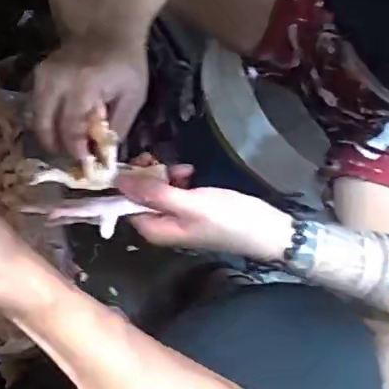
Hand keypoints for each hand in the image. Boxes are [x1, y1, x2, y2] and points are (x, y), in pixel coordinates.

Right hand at [31, 33, 148, 162]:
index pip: (70, 128)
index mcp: (83, 86)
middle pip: (45, 126)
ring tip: (64, 143)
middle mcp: (56, 82)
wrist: (106, 31)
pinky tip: (59, 125)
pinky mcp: (36, 75)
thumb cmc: (125, 64)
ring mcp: (42, 77)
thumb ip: (118, 126)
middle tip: (70, 156)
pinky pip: (34, 107)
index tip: (83, 163)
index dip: (75, 150)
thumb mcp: (133, 96)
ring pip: (35, 118)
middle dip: (56, 147)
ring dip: (48, 135)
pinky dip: (44, 121)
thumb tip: (103, 155)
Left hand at [117, 173, 296, 261]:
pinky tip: (191, 171)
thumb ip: (152, 193)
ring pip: (157, 189)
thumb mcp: (187, 204)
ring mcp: (175, 216)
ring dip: (165, 174)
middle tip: (155, 158)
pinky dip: (179, 178)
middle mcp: (160, 225)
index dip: (127, 182)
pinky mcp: (190, 208)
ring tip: (183, 168)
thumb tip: (118, 182)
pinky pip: (174, 190)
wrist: (270, 230)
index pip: (124, 204)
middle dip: (146, 175)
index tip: (134, 162)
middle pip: (139, 195)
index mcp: (153, 229)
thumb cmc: (227, 219)